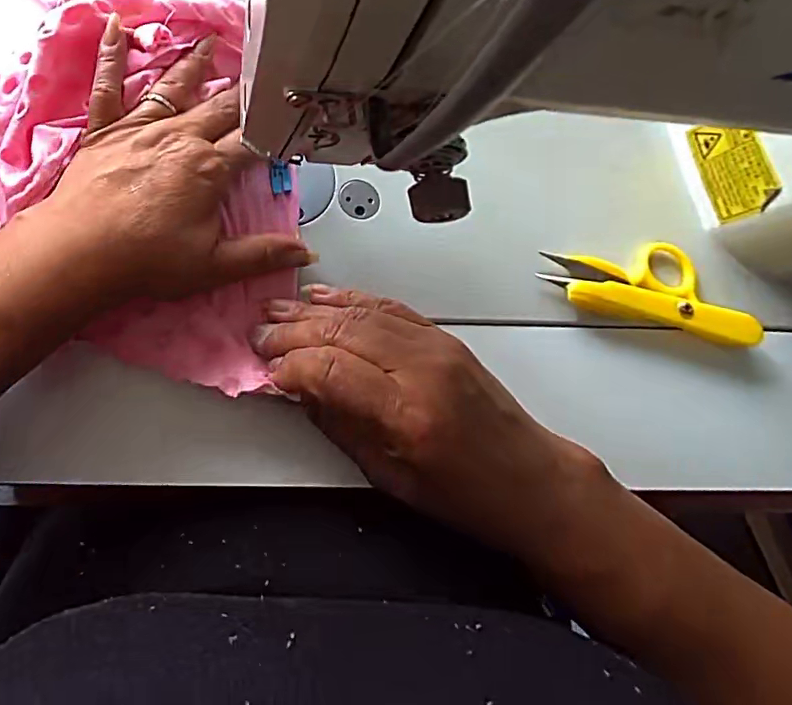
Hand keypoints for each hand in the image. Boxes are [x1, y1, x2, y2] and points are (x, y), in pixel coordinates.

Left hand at [21, 13, 314, 306]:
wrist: (78, 253)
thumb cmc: (142, 260)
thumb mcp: (212, 265)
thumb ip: (261, 254)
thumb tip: (304, 253)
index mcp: (209, 167)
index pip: (252, 139)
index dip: (273, 128)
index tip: (289, 116)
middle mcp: (178, 137)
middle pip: (220, 106)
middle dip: (244, 90)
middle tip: (261, 71)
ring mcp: (140, 128)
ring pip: (174, 86)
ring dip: (195, 63)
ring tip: (211, 43)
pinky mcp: (105, 130)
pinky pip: (108, 85)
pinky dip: (111, 55)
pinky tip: (114, 26)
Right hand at [255, 285, 612, 565]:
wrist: (532, 480)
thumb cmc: (468, 493)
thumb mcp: (391, 477)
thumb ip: (339, 425)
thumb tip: (299, 390)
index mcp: (408, 413)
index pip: (331, 369)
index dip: (291, 365)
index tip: (268, 370)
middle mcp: (424, 369)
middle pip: (342, 331)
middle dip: (293, 330)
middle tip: (260, 334)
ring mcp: (436, 346)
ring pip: (360, 312)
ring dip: (313, 309)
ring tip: (278, 309)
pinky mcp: (443, 337)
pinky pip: (387, 306)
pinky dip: (350, 299)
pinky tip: (324, 297)